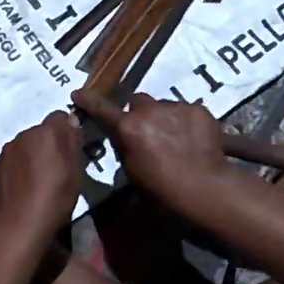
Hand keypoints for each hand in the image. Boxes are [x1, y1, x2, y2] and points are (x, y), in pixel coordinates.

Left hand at [0, 111, 82, 247]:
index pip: (60, 116)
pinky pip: (15, 157)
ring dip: (34, 153)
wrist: (22, 222)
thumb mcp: (75, 170)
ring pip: (27, 143)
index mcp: (47, 132)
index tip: (73, 148)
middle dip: (50, 142)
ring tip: (39, 177)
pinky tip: (25, 183)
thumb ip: (72, 141)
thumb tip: (71, 121)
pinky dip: (21, 164)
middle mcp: (25, 134)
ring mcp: (9, 148)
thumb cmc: (56, 196)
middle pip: (42, 130)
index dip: (68, 130)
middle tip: (57, 166)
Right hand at [72, 91, 230, 208]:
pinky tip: (192, 139)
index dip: (89, 100)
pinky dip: (185, 122)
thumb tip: (124, 137)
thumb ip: (124, 147)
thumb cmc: (162, 189)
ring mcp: (176, 107)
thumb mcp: (132, 172)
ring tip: (175, 139)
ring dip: (163, 117)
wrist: (205, 188)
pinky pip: (186, 110)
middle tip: (146, 131)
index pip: (102, 108)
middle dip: (138, 112)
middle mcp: (149, 110)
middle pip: (137, 101)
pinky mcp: (198, 109)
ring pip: (163, 105)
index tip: (78, 94)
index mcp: (128, 127)